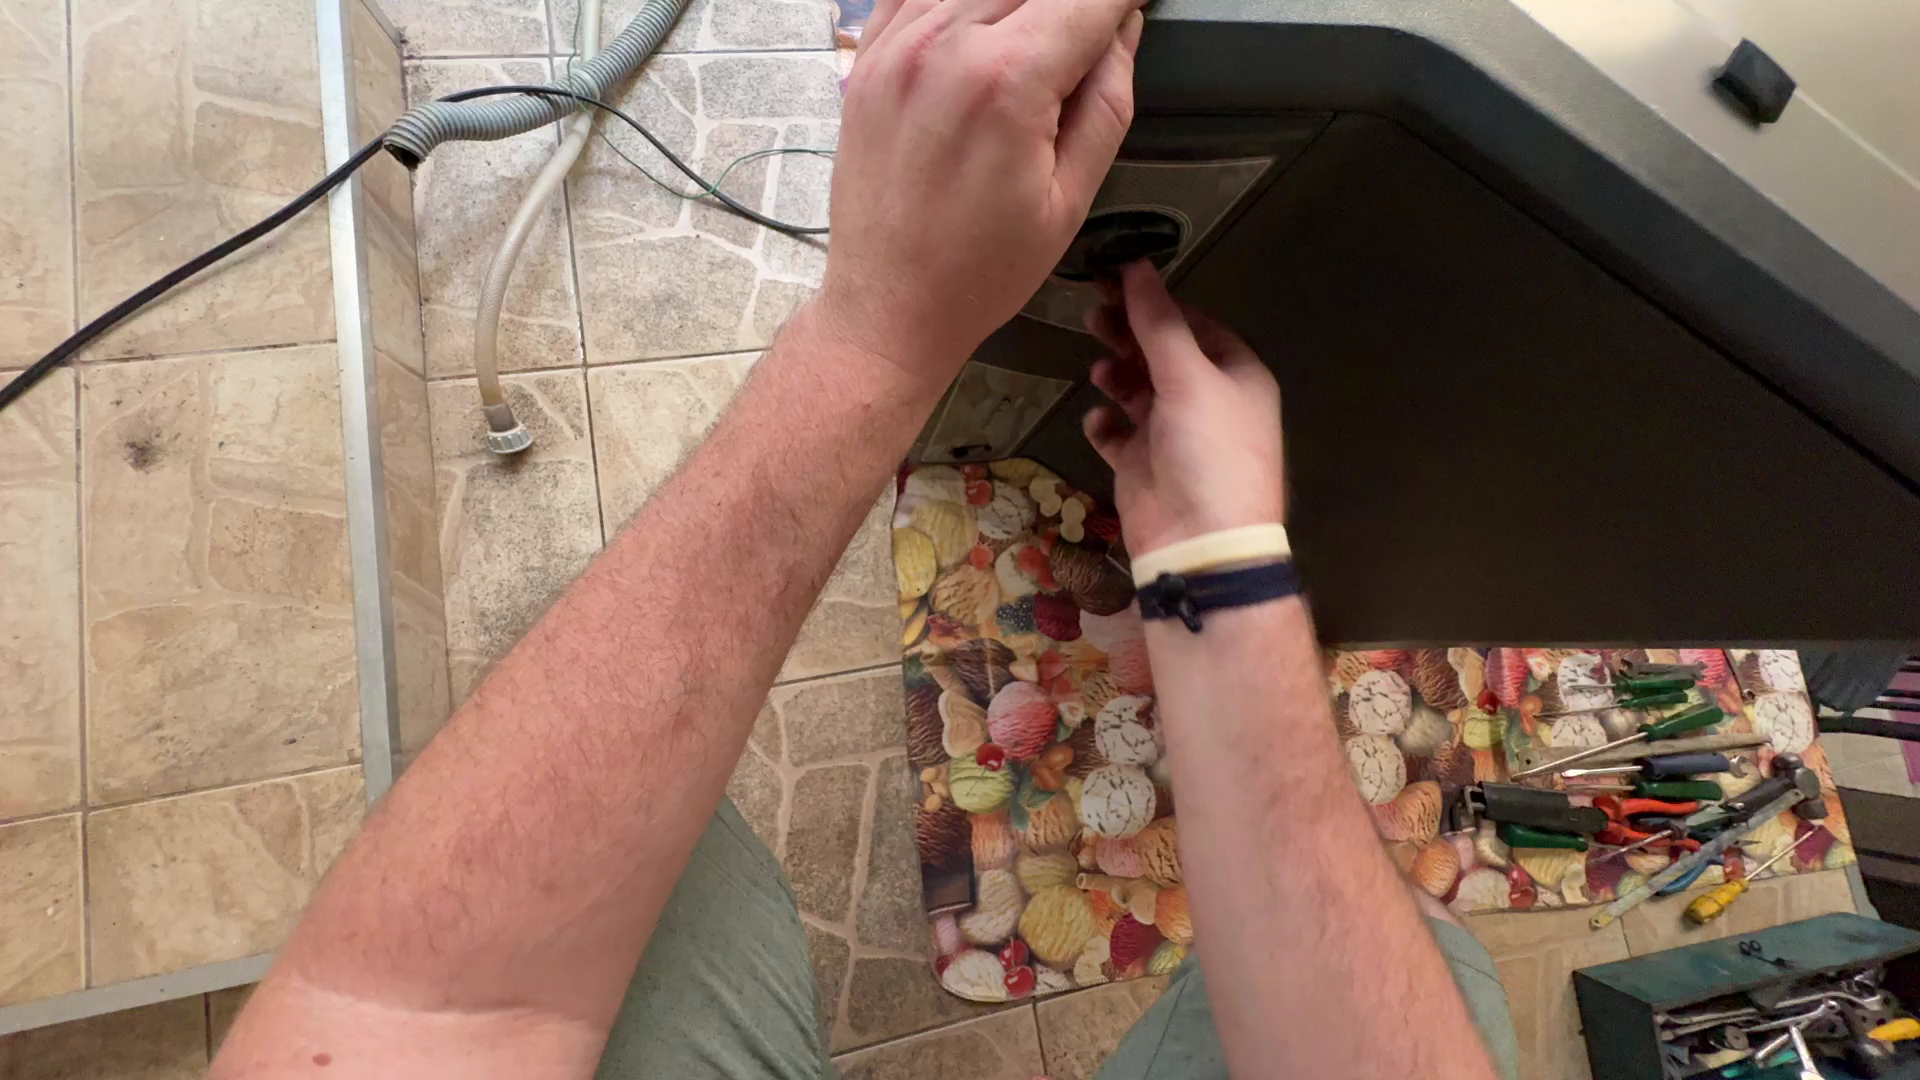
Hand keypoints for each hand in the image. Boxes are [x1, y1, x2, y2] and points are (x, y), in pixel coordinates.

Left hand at [812, 0, 1145, 388]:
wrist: (890, 309)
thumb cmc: (975, 275)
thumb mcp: (1067, 206)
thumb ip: (1106, 108)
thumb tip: (1122, 35)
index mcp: (1007, 82)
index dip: (1120, 0)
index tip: (1130, 8)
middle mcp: (946, 46)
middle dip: (1070, 11)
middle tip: (1081, 49)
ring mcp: (898, 50)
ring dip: (1016, 8)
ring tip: (1029, 64)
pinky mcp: (868, 66)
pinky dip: (956, 5)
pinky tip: (976, 38)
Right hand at [1083, 261, 1284, 555]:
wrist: (1199, 538)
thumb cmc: (1208, 449)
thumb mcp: (1190, 377)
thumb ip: (1159, 323)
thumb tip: (1137, 266)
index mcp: (1233, 374)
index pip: (1193, 324)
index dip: (1155, 302)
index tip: (1115, 279)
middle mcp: (1205, 401)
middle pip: (1161, 354)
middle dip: (1128, 334)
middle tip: (1092, 311)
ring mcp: (1172, 434)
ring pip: (1137, 391)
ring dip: (1116, 376)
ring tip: (1098, 369)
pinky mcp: (1142, 464)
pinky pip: (1117, 434)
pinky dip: (1105, 425)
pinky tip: (1098, 421)